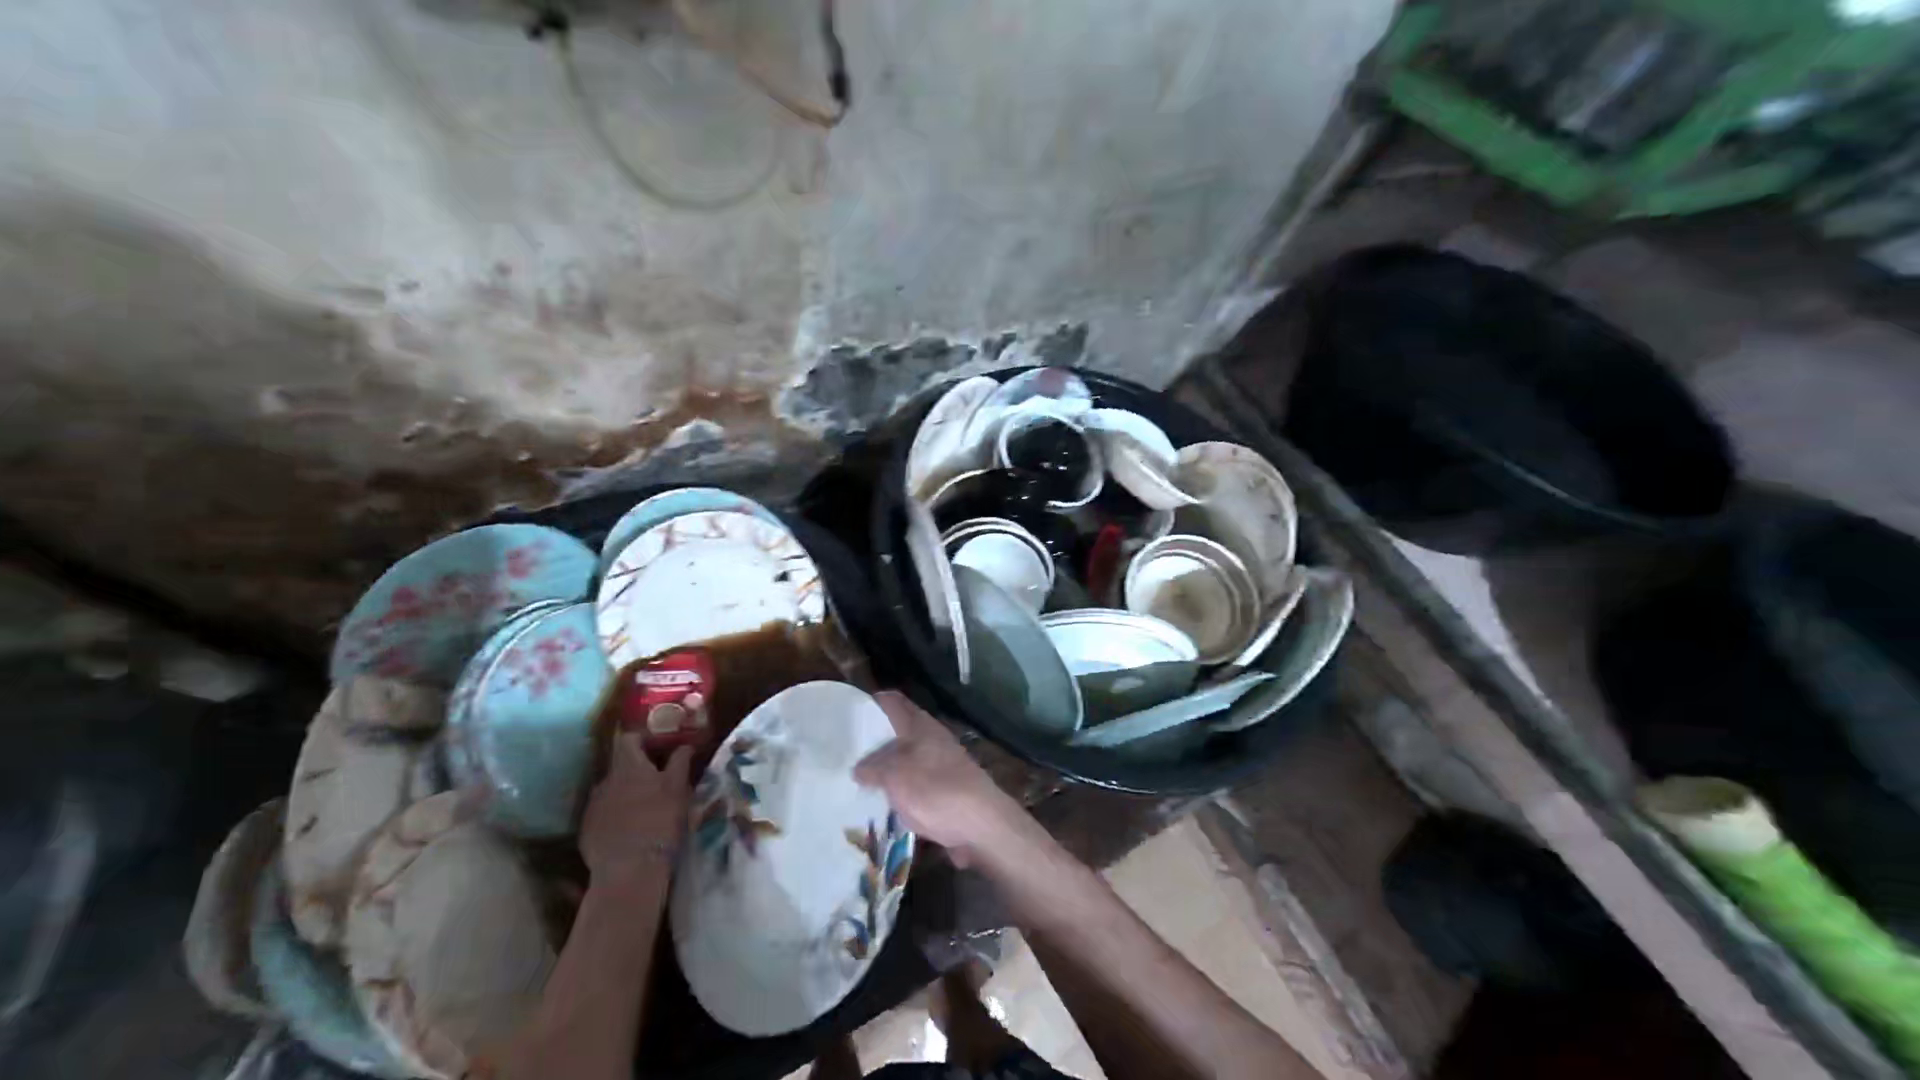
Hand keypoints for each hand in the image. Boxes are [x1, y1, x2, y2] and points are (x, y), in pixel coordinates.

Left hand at [580, 735, 691, 885]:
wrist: (629, 868)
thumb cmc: (659, 820)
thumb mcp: (678, 788)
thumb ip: (681, 761)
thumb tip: (686, 744)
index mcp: (628, 766)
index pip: (628, 739)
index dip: (643, 739)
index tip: (659, 747)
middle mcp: (605, 780)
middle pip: (620, 765)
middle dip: (637, 769)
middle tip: (658, 779)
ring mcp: (593, 806)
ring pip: (611, 790)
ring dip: (626, 792)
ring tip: (644, 806)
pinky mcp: (587, 829)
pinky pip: (603, 813)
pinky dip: (616, 814)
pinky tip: (630, 828)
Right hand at [854, 691, 1030, 867]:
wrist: (982, 825)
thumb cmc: (935, 790)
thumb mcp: (895, 776)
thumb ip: (873, 768)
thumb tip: (859, 768)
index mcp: (921, 726)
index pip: (895, 702)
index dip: (875, 701)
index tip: (852, 709)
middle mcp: (933, 740)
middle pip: (900, 732)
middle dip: (876, 740)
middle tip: (848, 751)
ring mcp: (942, 767)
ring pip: (907, 761)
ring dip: (887, 770)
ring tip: (858, 781)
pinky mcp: (947, 792)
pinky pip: (916, 787)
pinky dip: (900, 793)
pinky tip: (884, 806)